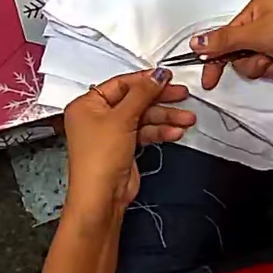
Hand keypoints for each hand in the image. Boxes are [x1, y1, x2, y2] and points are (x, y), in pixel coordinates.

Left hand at [62, 69, 195, 215]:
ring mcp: (111, 133)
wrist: (102, 196)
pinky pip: (145, 132)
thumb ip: (142, 94)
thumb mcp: (122, 118)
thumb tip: (156, 76)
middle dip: (160, 100)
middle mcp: (97, 117)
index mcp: (87, 104)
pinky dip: (160, 131)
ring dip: (165, 118)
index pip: (121, 84)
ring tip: (185, 118)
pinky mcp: (123, 146)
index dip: (145, 80)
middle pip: (134, 100)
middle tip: (180, 94)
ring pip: (143, 117)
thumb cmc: (97, 162)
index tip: (165, 77)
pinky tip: (175, 131)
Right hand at [189, 0, 272, 90]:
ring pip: (258, 65)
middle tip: (265, 56)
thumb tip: (198, 41)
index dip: (217, 58)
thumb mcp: (257, 33)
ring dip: (268, 67)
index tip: (209, 77)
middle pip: (240, 54)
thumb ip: (223, 40)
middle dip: (252, 62)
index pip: (226, 36)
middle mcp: (267, 22)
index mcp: (256, 9)